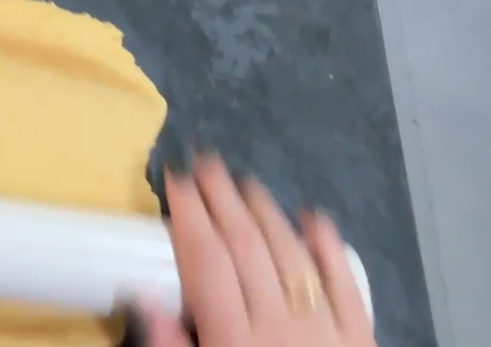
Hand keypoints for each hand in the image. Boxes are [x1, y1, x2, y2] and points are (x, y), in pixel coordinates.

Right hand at [139, 155, 375, 346]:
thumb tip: (142, 295)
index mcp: (236, 345)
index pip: (207, 262)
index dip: (189, 214)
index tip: (173, 180)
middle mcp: (283, 331)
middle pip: (247, 247)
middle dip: (222, 199)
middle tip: (203, 163)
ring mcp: (328, 337)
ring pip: (293, 255)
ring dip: (266, 212)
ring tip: (244, 182)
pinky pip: (347, 288)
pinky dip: (330, 249)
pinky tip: (315, 218)